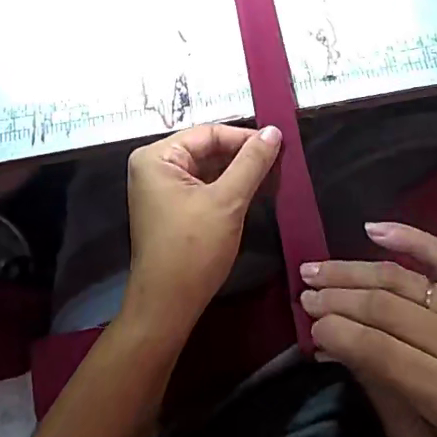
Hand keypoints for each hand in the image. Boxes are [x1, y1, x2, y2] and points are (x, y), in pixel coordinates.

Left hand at [122, 123, 282, 339]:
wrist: (167, 304)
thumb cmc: (192, 249)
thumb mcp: (227, 201)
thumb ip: (251, 163)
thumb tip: (274, 131)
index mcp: (156, 156)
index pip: (207, 134)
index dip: (245, 137)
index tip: (280, 143)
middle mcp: (154, 166)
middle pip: (206, 149)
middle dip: (243, 156)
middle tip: (283, 161)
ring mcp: (161, 188)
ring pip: (207, 169)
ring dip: (239, 173)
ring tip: (276, 175)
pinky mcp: (171, 208)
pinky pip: (203, 187)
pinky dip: (229, 188)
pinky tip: (257, 191)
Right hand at [299, 222, 436, 436]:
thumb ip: (376, 388)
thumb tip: (331, 341)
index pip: (381, 350)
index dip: (338, 333)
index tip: (308, 327)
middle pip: (387, 308)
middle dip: (337, 300)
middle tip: (303, 296)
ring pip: (401, 279)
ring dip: (352, 271)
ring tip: (314, 270)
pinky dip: (409, 236)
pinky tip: (372, 228)